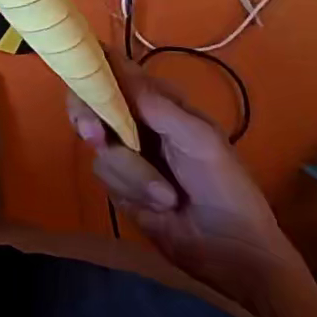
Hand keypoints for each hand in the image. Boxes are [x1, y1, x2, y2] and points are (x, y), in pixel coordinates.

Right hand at [66, 46, 297, 294]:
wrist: (231, 250)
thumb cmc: (225, 186)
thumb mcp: (199, 138)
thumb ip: (156, 105)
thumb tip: (115, 67)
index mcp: (158, 98)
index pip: (114, 68)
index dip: (92, 66)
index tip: (85, 82)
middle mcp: (134, 117)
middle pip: (88, 100)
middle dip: (88, 117)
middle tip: (95, 136)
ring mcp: (123, 149)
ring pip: (97, 144)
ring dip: (131, 173)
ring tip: (166, 196)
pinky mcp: (117, 180)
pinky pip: (103, 172)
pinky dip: (130, 190)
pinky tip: (158, 205)